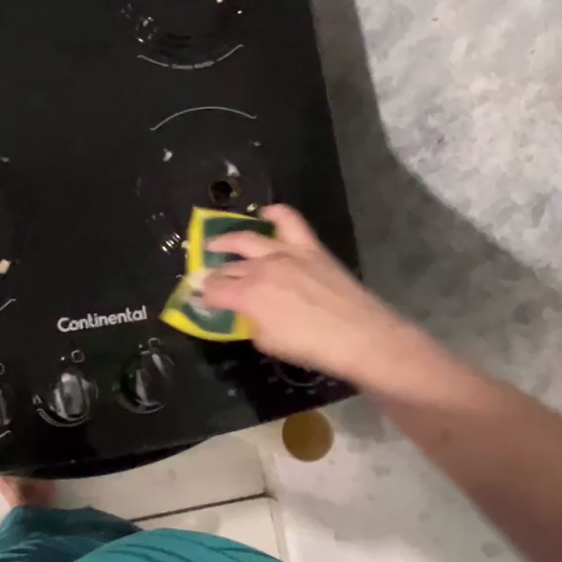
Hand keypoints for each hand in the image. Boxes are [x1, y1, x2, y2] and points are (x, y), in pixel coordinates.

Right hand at [202, 205, 429, 387]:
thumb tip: (246, 315)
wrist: (359, 336)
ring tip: (216, 243)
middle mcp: (261, 268)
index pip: (214, 290)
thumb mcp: (270, 344)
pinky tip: (264, 214)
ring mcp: (286, 253)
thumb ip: (251, 324)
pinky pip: (288, 220)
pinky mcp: (309, 247)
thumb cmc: (312, 348)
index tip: (201, 301)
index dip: (204, 296)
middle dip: (213, 274)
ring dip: (227, 240)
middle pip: (228, 267)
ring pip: (247, 239)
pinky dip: (273, 213)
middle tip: (207, 280)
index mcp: (247, 296)